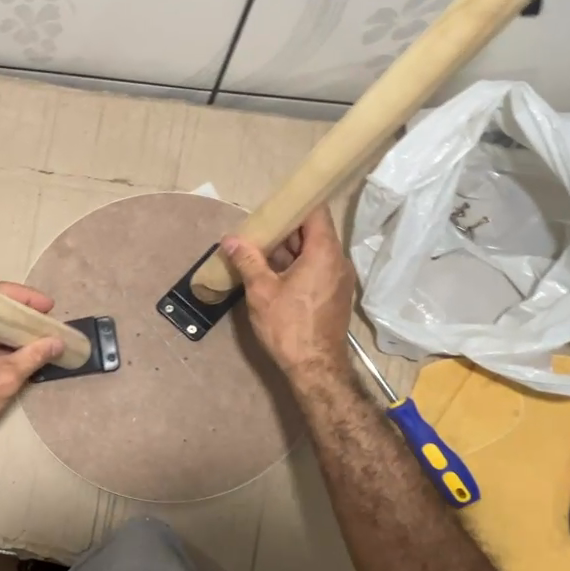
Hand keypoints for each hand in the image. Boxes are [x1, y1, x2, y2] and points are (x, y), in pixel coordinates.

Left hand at [0, 282, 64, 453]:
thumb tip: (57, 343)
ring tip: (35, 335)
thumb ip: (34, 355)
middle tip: (45, 320)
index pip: (0, 294)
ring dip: (10, 327)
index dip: (28, 299)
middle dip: (21, 313)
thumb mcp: (8, 377)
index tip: (49, 308)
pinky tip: (16, 349)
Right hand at [221, 208, 354, 385]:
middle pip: (314, 232)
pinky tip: (273, 276)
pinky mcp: (334, 294)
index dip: (296, 204)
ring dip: (288, 250)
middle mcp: (338, 260)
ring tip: (259, 253)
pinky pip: (316, 269)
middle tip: (257, 231)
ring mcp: (339, 278)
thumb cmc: (288, 325)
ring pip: (313, 252)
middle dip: (285, 230)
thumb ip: (247, 261)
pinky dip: (296, 266)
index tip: (274, 205)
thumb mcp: (261, 291)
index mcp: (324, 252)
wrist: (314, 366)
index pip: (316, 212)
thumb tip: (230, 240)